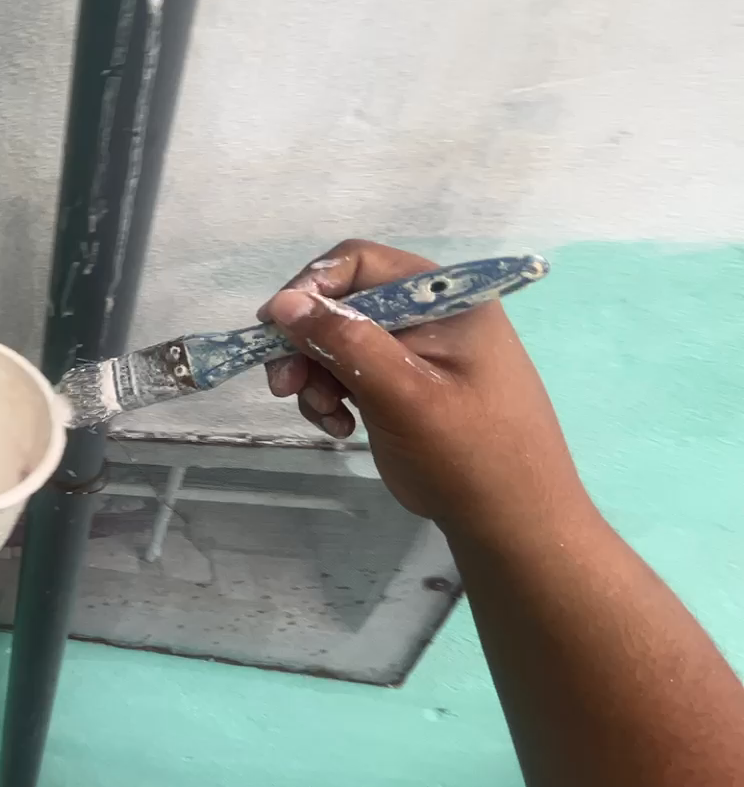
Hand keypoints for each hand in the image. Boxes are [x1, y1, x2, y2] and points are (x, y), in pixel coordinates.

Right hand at [257, 239, 586, 535]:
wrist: (507, 522)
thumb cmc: (472, 454)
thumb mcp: (404, 394)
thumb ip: (344, 342)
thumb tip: (281, 304)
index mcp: (446, 302)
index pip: (359, 263)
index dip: (311, 287)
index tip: (279, 327)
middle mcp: (423, 316)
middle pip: (333, 304)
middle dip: (302, 343)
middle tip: (283, 384)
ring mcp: (405, 350)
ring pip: (325, 340)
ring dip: (308, 375)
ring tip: (321, 413)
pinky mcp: (388, 381)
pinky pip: (334, 371)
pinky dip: (323, 396)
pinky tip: (338, 425)